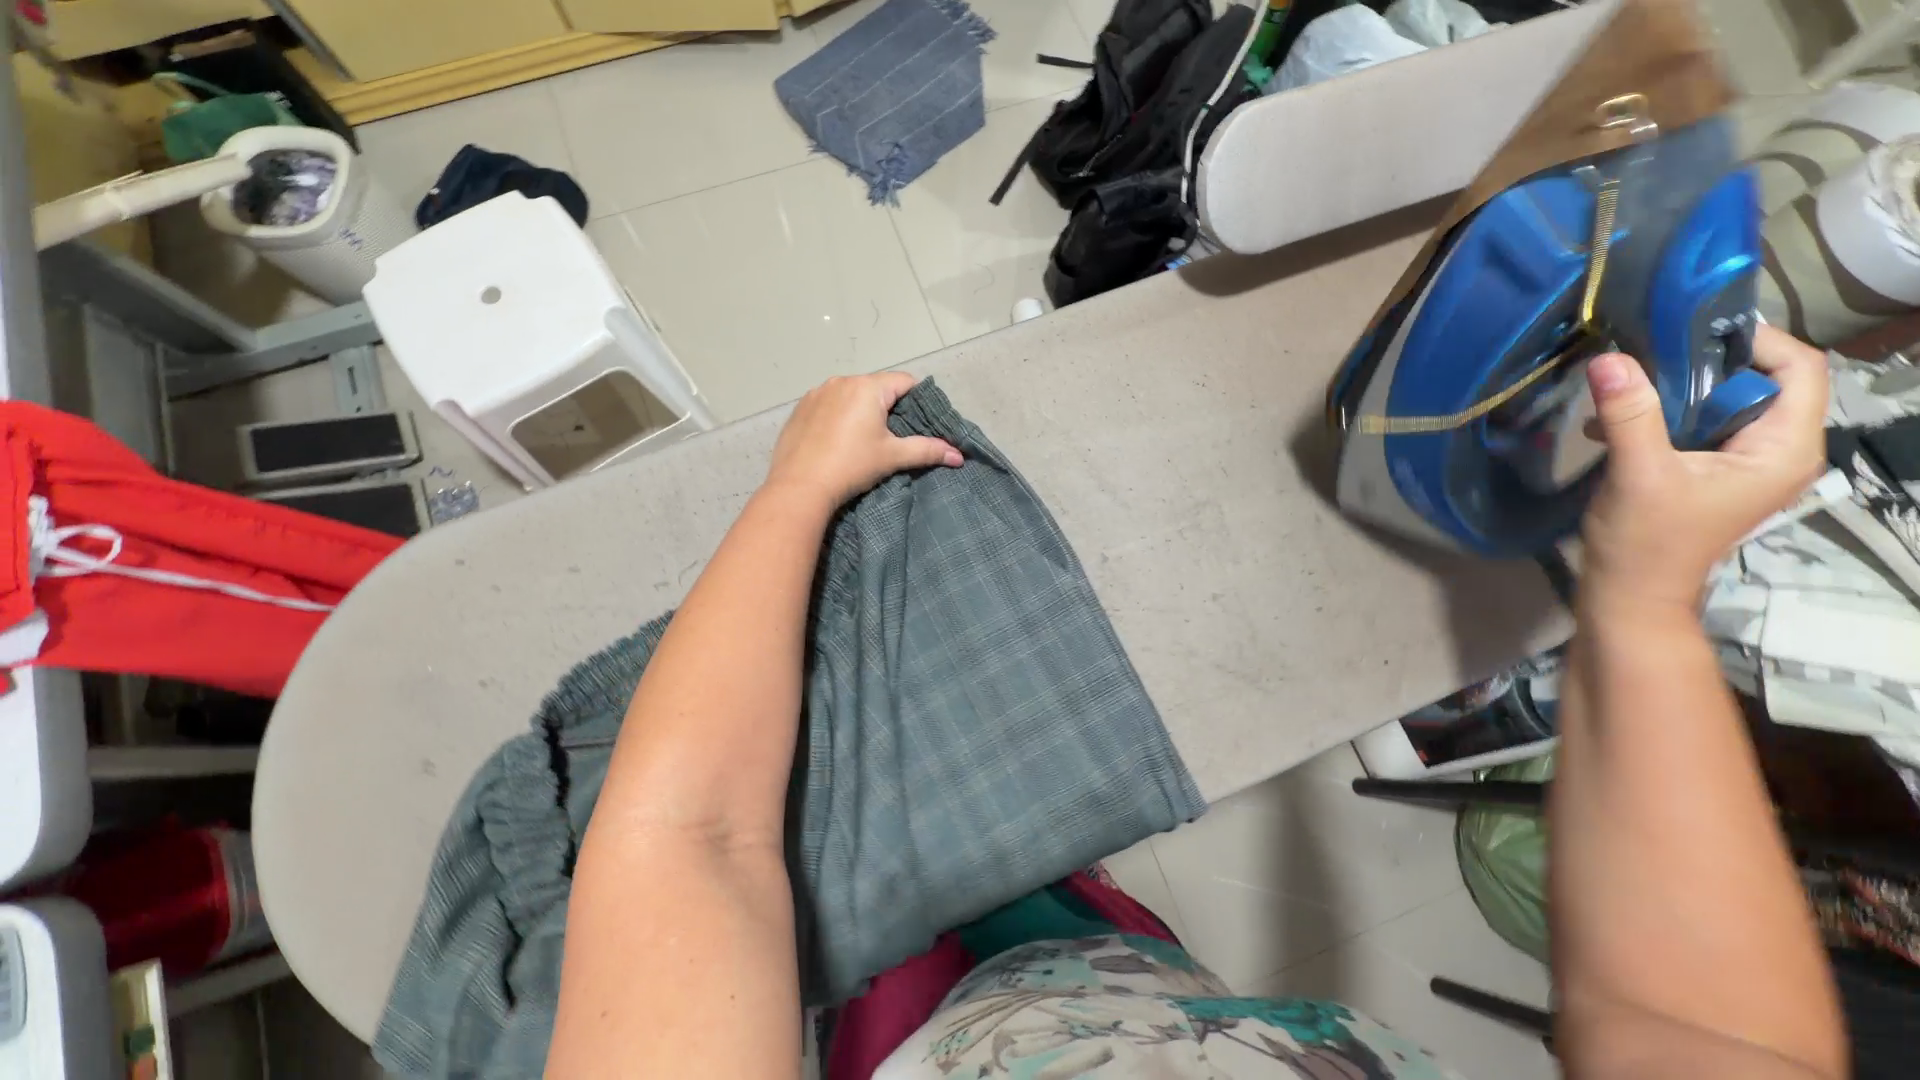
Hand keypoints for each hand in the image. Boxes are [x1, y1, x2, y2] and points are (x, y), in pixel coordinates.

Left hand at [762, 372, 962, 510]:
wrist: (799, 486)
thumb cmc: (851, 466)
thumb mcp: (893, 457)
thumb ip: (927, 450)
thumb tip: (959, 455)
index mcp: (868, 388)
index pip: (905, 382)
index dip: (918, 400)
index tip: (919, 423)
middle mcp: (842, 381)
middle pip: (877, 387)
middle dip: (888, 407)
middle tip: (894, 436)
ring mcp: (817, 393)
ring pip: (851, 395)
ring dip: (862, 411)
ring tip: (864, 440)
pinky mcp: (800, 408)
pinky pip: (828, 405)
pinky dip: (838, 417)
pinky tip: (837, 441)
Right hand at [1580, 324, 1827, 612]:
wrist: (1628, 595)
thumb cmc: (1646, 541)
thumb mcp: (1638, 474)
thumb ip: (1630, 414)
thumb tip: (1609, 358)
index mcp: (1783, 448)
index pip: (1797, 368)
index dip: (1754, 340)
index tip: (1690, 329)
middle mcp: (1776, 450)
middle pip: (1761, 379)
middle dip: (1704, 362)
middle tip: (1648, 352)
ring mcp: (1743, 462)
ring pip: (1723, 400)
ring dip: (1675, 388)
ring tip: (1626, 385)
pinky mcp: (1710, 471)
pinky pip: (1698, 423)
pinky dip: (1661, 413)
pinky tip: (1616, 418)